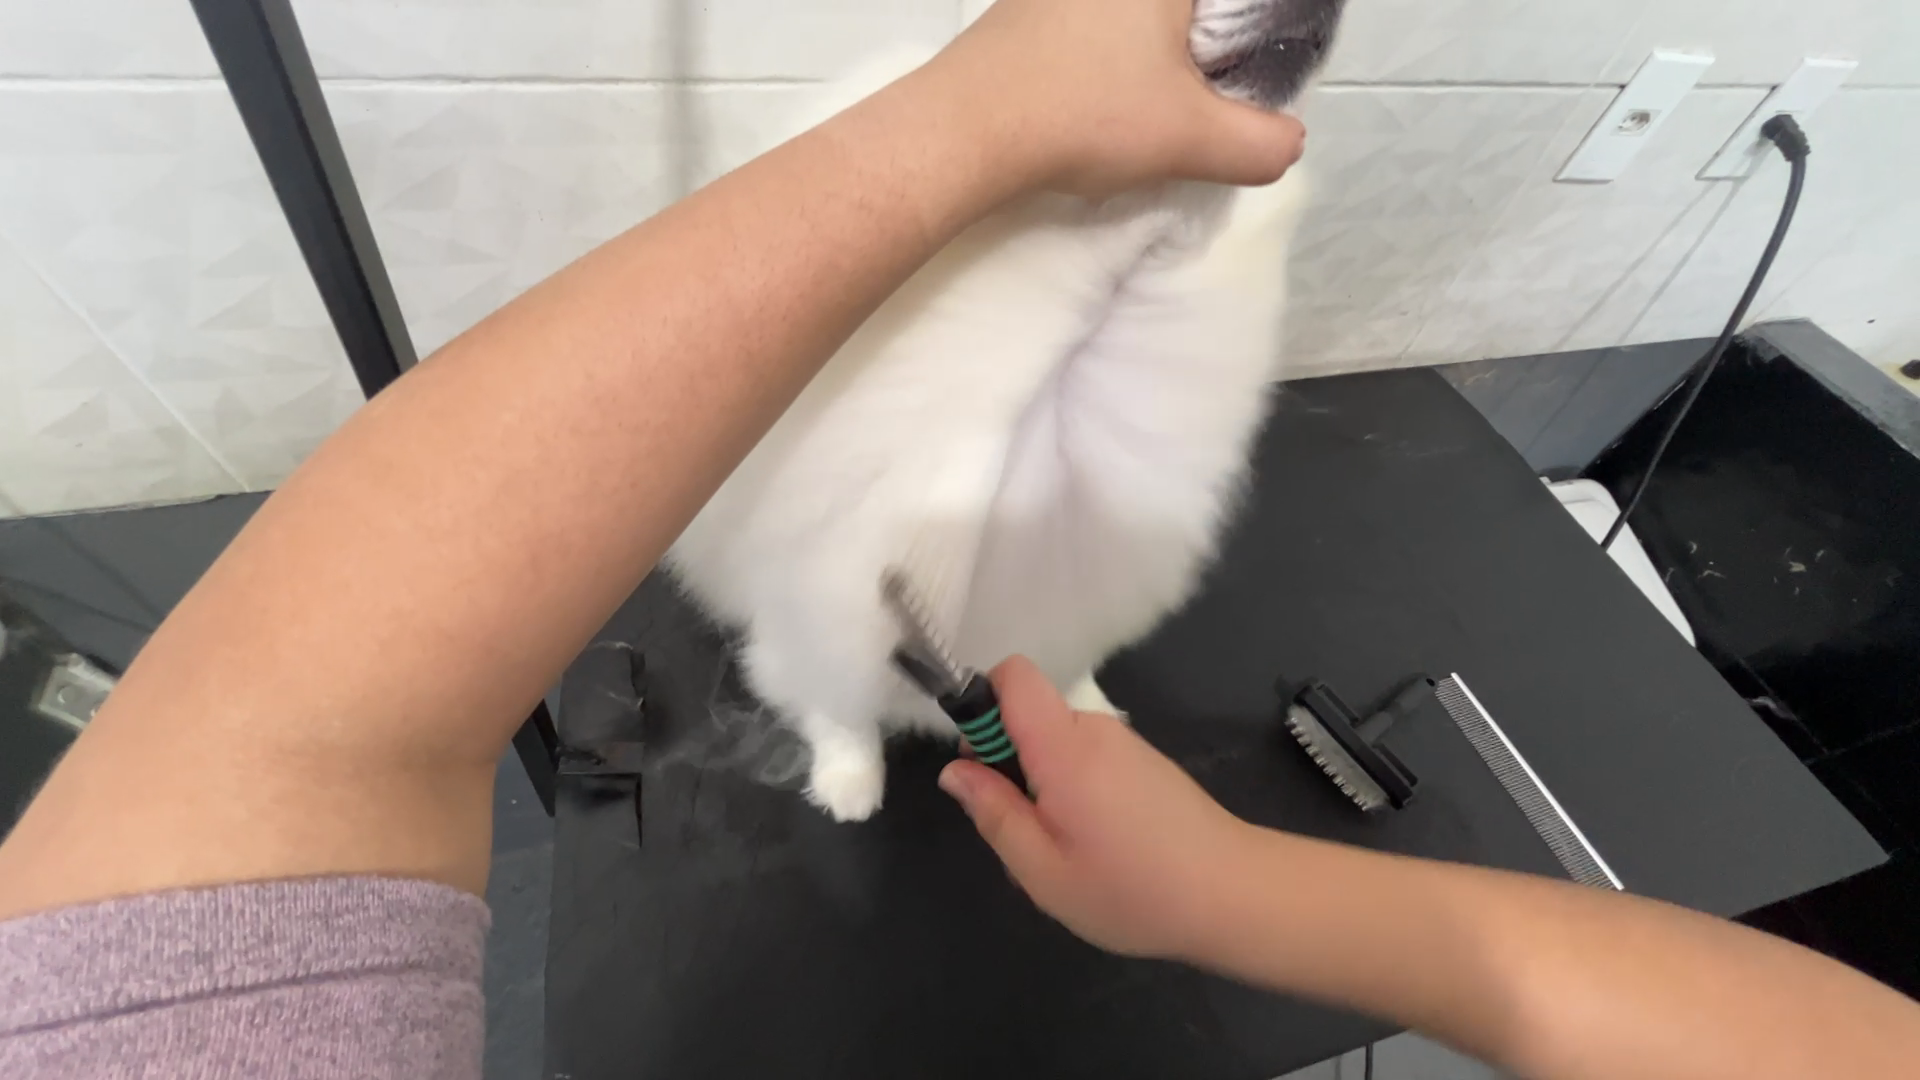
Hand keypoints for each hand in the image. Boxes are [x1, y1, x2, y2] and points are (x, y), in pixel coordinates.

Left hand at [918, 0, 1307, 197]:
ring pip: (1128, 17)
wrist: (969, 129)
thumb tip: (1287, 146)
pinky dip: (1102, 50)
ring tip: (1143, 99)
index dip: (1246, 27)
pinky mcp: (1020, 6)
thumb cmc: (1088, 115)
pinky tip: (1093, 93)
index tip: (1232, 82)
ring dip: (1146, 49)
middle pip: (1182, 10)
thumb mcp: (1188, 138)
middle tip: (1199, 89)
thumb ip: (1254, 144)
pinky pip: (1086, 22)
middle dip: (1197, 40)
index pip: (1235, 1)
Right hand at [939, 657, 1252, 958]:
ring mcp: (1123, 742)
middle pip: (1029, 715)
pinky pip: (1084, 757)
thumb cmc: (1132, 889)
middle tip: (1019, 828)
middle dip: (1007, 761)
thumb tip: (954, 770)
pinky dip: (1071, 787)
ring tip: (1060, 848)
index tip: (980, 758)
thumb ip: (993, 812)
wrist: (1236, 896)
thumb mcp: (1042, 870)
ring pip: (1054, 742)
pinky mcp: (1143, 761)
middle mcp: (1095, 728)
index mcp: (1064, 745)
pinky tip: (1094, 843)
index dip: (984, 699)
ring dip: (1039, 782)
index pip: (1014, 675)